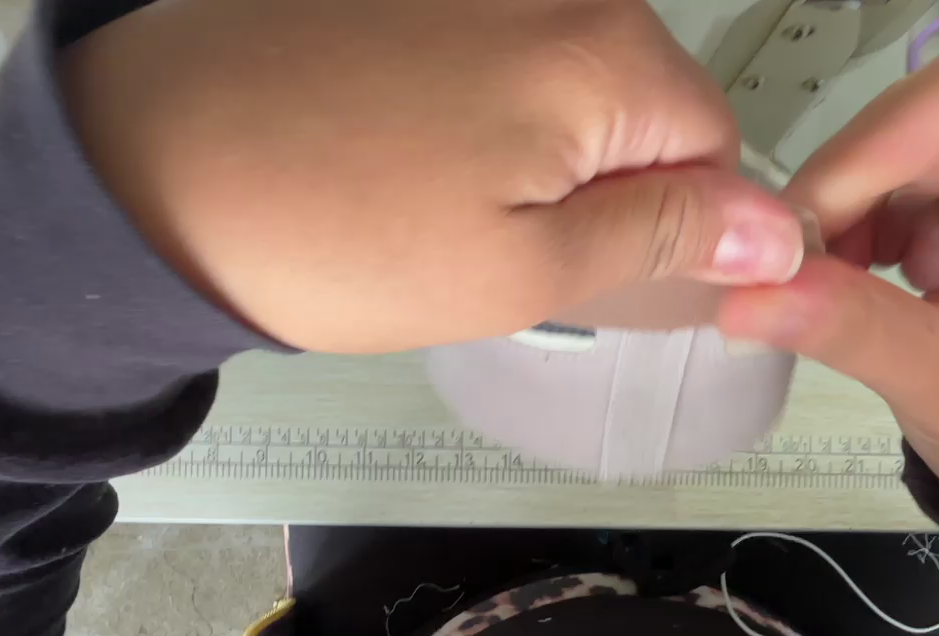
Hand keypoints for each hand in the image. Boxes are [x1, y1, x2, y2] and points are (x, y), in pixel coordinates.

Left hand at [61, 0, 804, 353]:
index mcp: (604, 53)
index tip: (606, 279)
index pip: (715, 148)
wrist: (160, 181)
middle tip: (508, 258)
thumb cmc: (350, 244)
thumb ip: (660, 235)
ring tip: (447, 215)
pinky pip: (497, 66)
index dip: (676, 228)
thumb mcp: (526, 271)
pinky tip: (414, 167)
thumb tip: (777, 224)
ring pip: (567, 93)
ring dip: (538, 165)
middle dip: (604, 194)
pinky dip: (481, 128)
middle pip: (643, 111)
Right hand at [718, 53, 938, 546]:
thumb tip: (738, 299)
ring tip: (802, 288)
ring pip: (889, 153)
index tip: (789, 241)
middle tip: (780, 271)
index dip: (861, 155)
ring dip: (831, 216)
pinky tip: (827, 286)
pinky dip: (840, 236)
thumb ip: (848, 330)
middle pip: (918, 119)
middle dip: (837, 190)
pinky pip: (883, 195)